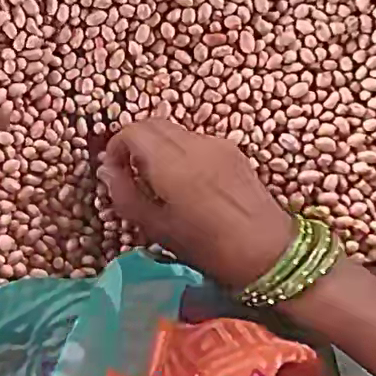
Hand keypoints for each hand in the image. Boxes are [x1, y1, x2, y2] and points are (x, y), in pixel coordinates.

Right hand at [99, 118, 296, 287]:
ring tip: (157, 181)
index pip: (133, 131)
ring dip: (157, 146)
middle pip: (152, 123)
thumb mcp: (156, 226)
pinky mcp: (233, 151)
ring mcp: (217, 144)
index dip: (116, 147)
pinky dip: (179, 151)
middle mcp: (194, 144)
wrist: (269, 252)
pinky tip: (185, 183)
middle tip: (130, 173)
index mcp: (172, 163)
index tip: (114, 170)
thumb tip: (107, 170)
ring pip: (174, 130)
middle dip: (134, 142)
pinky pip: (194, 141)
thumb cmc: (206, 246)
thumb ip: (124, 194)